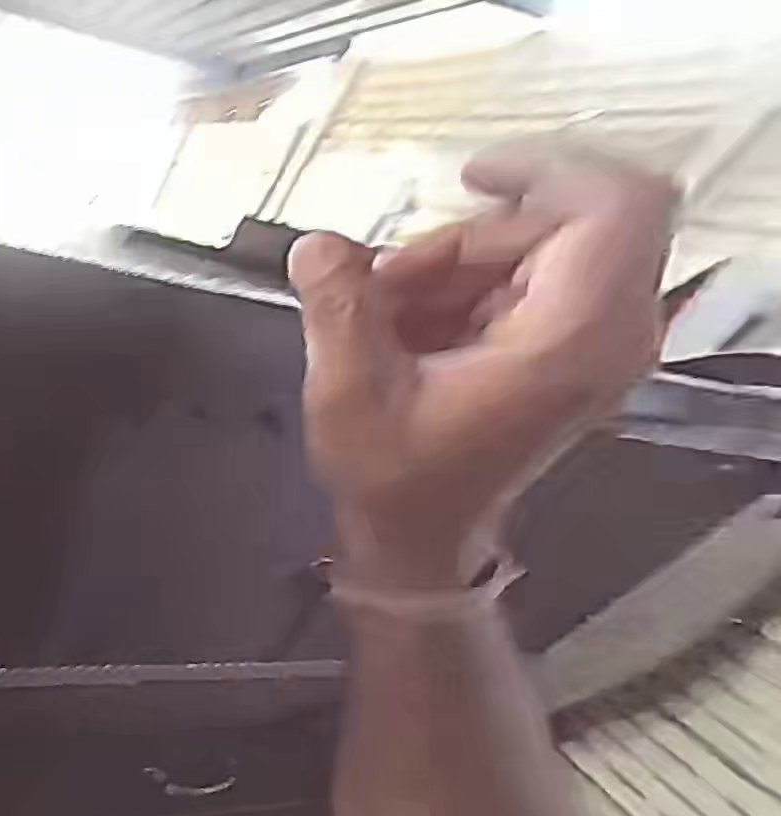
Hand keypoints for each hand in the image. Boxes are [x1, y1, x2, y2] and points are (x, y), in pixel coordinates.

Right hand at [290, 143, 678, 587]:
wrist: (415, 537)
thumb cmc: (387, 476)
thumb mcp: (347, 392)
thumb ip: (336, 311)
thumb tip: (313, 244)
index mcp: (571, 339)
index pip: (606, 210)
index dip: (540, 172)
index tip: (458, 174)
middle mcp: (608, 333)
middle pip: (562, 231)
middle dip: (461, 243)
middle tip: (376, 284)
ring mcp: (590, 347)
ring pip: (538, 260)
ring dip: (452, 271)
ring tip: (377, 315)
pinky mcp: (562, 359)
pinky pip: (523, 293)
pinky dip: (460, 297)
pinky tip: (401, 332)